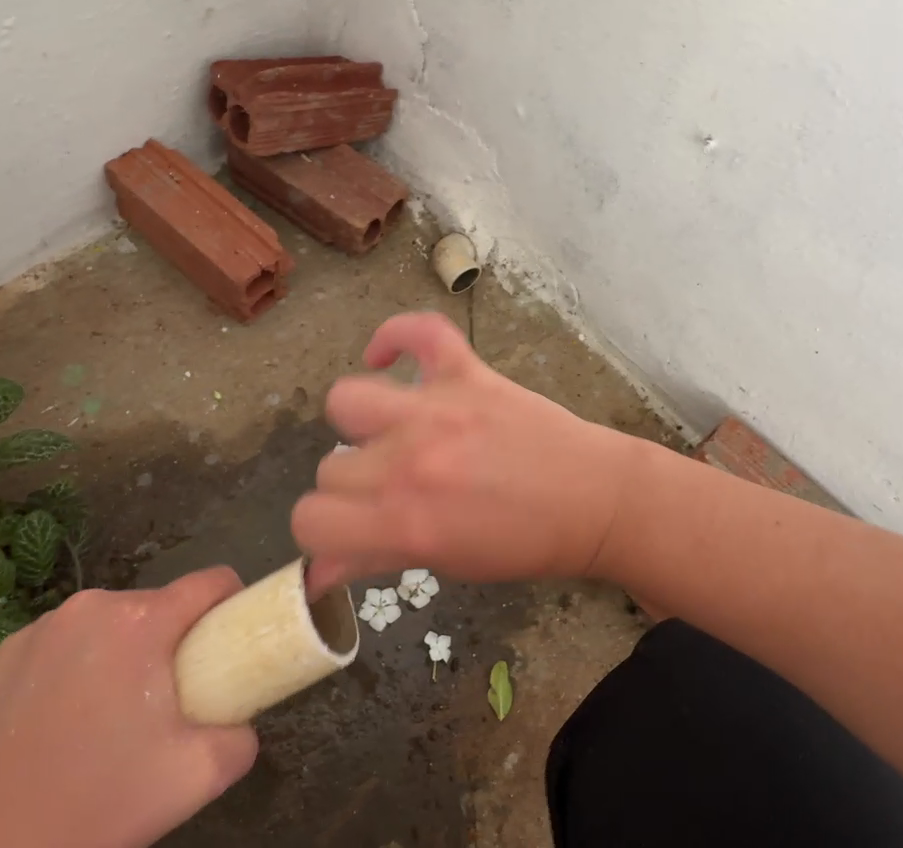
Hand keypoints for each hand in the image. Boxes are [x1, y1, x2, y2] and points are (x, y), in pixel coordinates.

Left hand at [0, 569, 258, 847]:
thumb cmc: (89, 808)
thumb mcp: (197, 778)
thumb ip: (241, 737)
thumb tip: (237, 723)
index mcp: (138, 622)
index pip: (212, 583)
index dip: (234, 609)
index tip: (232, 654)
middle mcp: (87, 609)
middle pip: (160, 608)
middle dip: (176, 648)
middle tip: (167, 714)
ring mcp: (35, 632)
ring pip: (111, 630)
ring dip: (127, 661)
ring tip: (110, 731)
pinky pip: (65, 651)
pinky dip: (79, 676)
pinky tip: (61, 736)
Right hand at [292, 312, 645, 594]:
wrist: (594, 500)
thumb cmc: (524, 542)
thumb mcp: (447, 564)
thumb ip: (376, 559)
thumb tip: (317, 572)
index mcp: (403, 522)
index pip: (309, 519)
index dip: (321, 529)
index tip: (347, 529)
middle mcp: (410, 461)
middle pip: (330, 467)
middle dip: (353, 486)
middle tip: (392, 491)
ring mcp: (437, 409)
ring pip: (347, 399)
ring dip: (361, 422)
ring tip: (392, 432)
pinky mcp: (468, 373)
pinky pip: (418, 331)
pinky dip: (398, 336)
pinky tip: (391, 356)